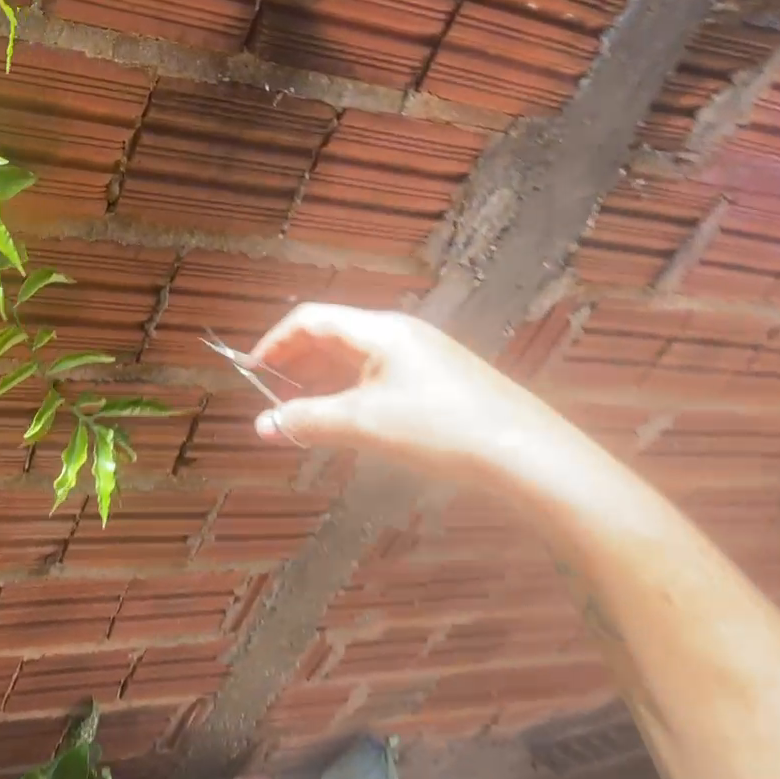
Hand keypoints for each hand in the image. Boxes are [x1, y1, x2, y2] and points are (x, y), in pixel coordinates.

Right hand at [247, 303, 566, 480]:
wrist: (530, 458)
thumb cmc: (439, 429)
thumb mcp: (363, 424)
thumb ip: (305, 421)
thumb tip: (259, 425)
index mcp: (380, 330)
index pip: (309, 320)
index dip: (273, 343)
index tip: (249, 373)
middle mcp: (398, 335)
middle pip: (329, 338)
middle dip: (293, 366)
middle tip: (269, 399)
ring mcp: (420, 359)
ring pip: (352, 361)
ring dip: (317, 384)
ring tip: (298, 415)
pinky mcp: (435, 383)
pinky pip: (374, 379)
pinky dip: (345, 395)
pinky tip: (341, 423)